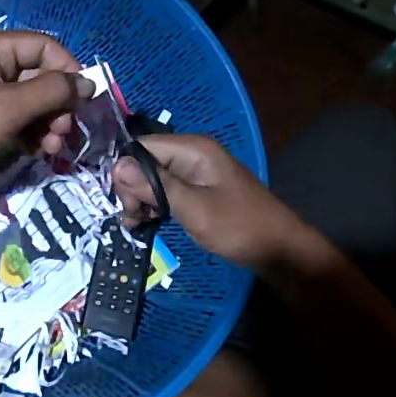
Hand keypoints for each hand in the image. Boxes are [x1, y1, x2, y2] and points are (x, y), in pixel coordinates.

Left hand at [0, 30, 84, 174]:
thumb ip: (53, 92)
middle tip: (62, 134)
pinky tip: (36, 150)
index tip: (81, 104)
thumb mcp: (10, 108)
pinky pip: (16, 114)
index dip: (69, 72)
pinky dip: (29, 130)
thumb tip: (89, 82)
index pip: (47, 47)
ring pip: (31, 98)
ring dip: (46, 122)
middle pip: (41, 74)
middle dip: (57, 105)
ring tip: (50, 148)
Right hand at [111, 134, 316, 269]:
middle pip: (144, 160)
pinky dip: (154, 204)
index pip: (141, 146)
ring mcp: (196, 170)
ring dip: (140, 199)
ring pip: (152, 176)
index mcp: (193, 148)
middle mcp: (192, 152)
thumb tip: (116, 166)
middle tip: (132, 218)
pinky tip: (149, 221)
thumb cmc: (238, 227)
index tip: (124, 203)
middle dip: (132, 188)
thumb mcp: (193, 208)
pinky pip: (165, 188)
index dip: (125, 172)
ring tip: (137, 224)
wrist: (279, 249)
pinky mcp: (197, 187)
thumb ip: (155, 186)